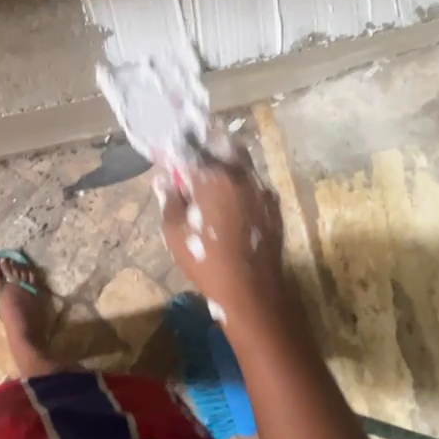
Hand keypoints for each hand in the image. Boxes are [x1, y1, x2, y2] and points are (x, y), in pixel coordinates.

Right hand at [159, 156, 293, 326]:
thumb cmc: (207, 262)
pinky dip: (242, 185)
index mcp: (213, 177)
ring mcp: (262, 190)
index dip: (180, 152)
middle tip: (196, 163)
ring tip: (213, 181)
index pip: (192, 150)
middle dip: (208, 148)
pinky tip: (232, 202)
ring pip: (243, 164)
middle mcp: (241, 176)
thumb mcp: (175, 233)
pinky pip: (255, 184)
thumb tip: (164, 179)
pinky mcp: (274, 207)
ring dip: (227, 165)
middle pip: (224, 146)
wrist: (252, 292)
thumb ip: (170, 200)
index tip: (172, 158)